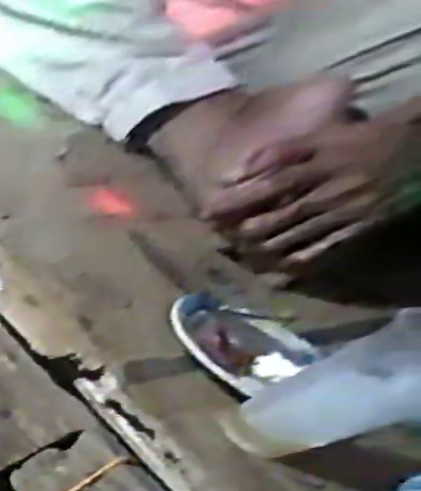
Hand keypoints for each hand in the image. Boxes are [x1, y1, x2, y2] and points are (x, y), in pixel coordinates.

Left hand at [204, 118, 420, 267]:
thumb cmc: (375, 140)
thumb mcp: (334, 135)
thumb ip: (285, 149)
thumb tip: (236, 172)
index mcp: (326, 165)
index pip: (269, 186)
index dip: (232, 203)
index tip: (206, 214)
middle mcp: (332, 191)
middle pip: (268, 222)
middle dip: (237, 233)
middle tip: (220, 237)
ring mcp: (347, 212)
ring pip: (283, 242)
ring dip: (255, 250)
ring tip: (239, 251)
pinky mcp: (361, 228)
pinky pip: (314, 253)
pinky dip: (286, 263)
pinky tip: (271, 266)